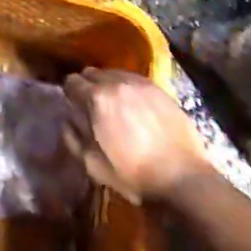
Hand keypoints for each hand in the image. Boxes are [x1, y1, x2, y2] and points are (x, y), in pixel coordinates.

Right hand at [64, 69, 211, 203]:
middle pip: (92, 73)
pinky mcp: (160, 89)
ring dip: (109, 85)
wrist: (183, 177)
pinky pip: (135, 80)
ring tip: (116, 106)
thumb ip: (73, 138)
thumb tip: (67, 120)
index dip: (69, 93)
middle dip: (88, 86)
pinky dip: (129, 89)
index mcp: (97, 99)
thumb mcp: (93, 165)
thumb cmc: (134, 174)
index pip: (72, 82)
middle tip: (93, 106)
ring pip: (114, 74)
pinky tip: (135, 107)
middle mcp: (116, 83)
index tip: (73, 105)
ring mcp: (140, 84)